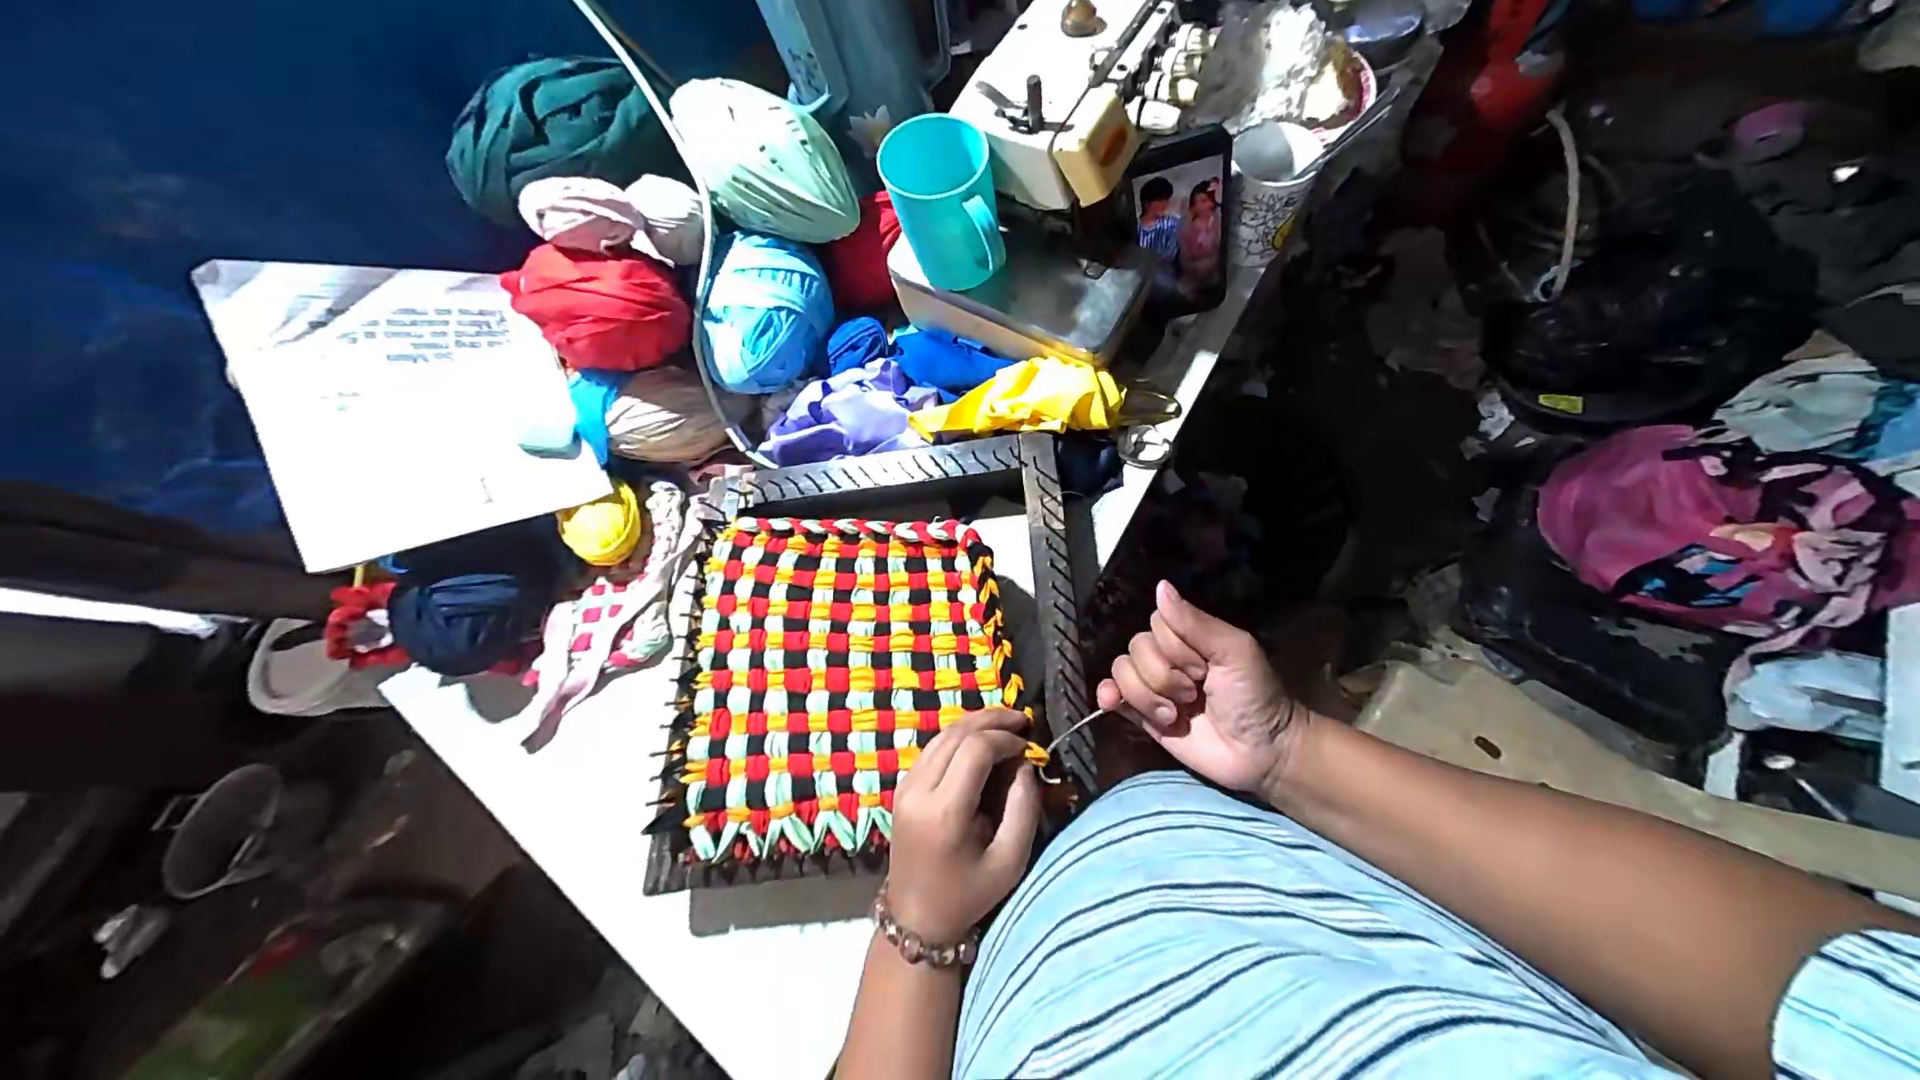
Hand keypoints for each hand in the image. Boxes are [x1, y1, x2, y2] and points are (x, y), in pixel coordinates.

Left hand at [887, 709, 1041, 944]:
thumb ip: (1023, 810)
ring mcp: (905, 786)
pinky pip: (932, 748)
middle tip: (1022, 719)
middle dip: (991, 720)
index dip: (1005, 739)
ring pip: (941, 735)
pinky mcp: (903, 787)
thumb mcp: (1009, 862)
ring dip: (974, 724)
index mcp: (944, 812)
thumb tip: (1026, 766)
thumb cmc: (968, 894)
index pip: (975, 750)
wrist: (916, 918)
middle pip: (955, 733)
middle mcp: (918, 791)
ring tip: (1006, 725)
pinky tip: (980, 740)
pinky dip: (958, 737)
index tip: (1029, 746)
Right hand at [1096, 581, 1304, 795]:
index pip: (1156, 624)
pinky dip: (1108, 695)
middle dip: (1164, 675)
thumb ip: (1195, 622)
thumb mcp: (1235, 650)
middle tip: (1195, 693)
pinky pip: (1111, 695)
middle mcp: (1167, 658)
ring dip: (1147, 695)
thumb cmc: (1255, 696)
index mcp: (1188, 638)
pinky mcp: (1142, 716)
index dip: (1174, 647)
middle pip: (1136, 648)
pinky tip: (1112, 702)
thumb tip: (1160, 586)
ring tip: (1176, 714)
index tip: (1204, 668)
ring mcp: (1153, 687)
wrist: (1262, 753)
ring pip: (1122, 672)